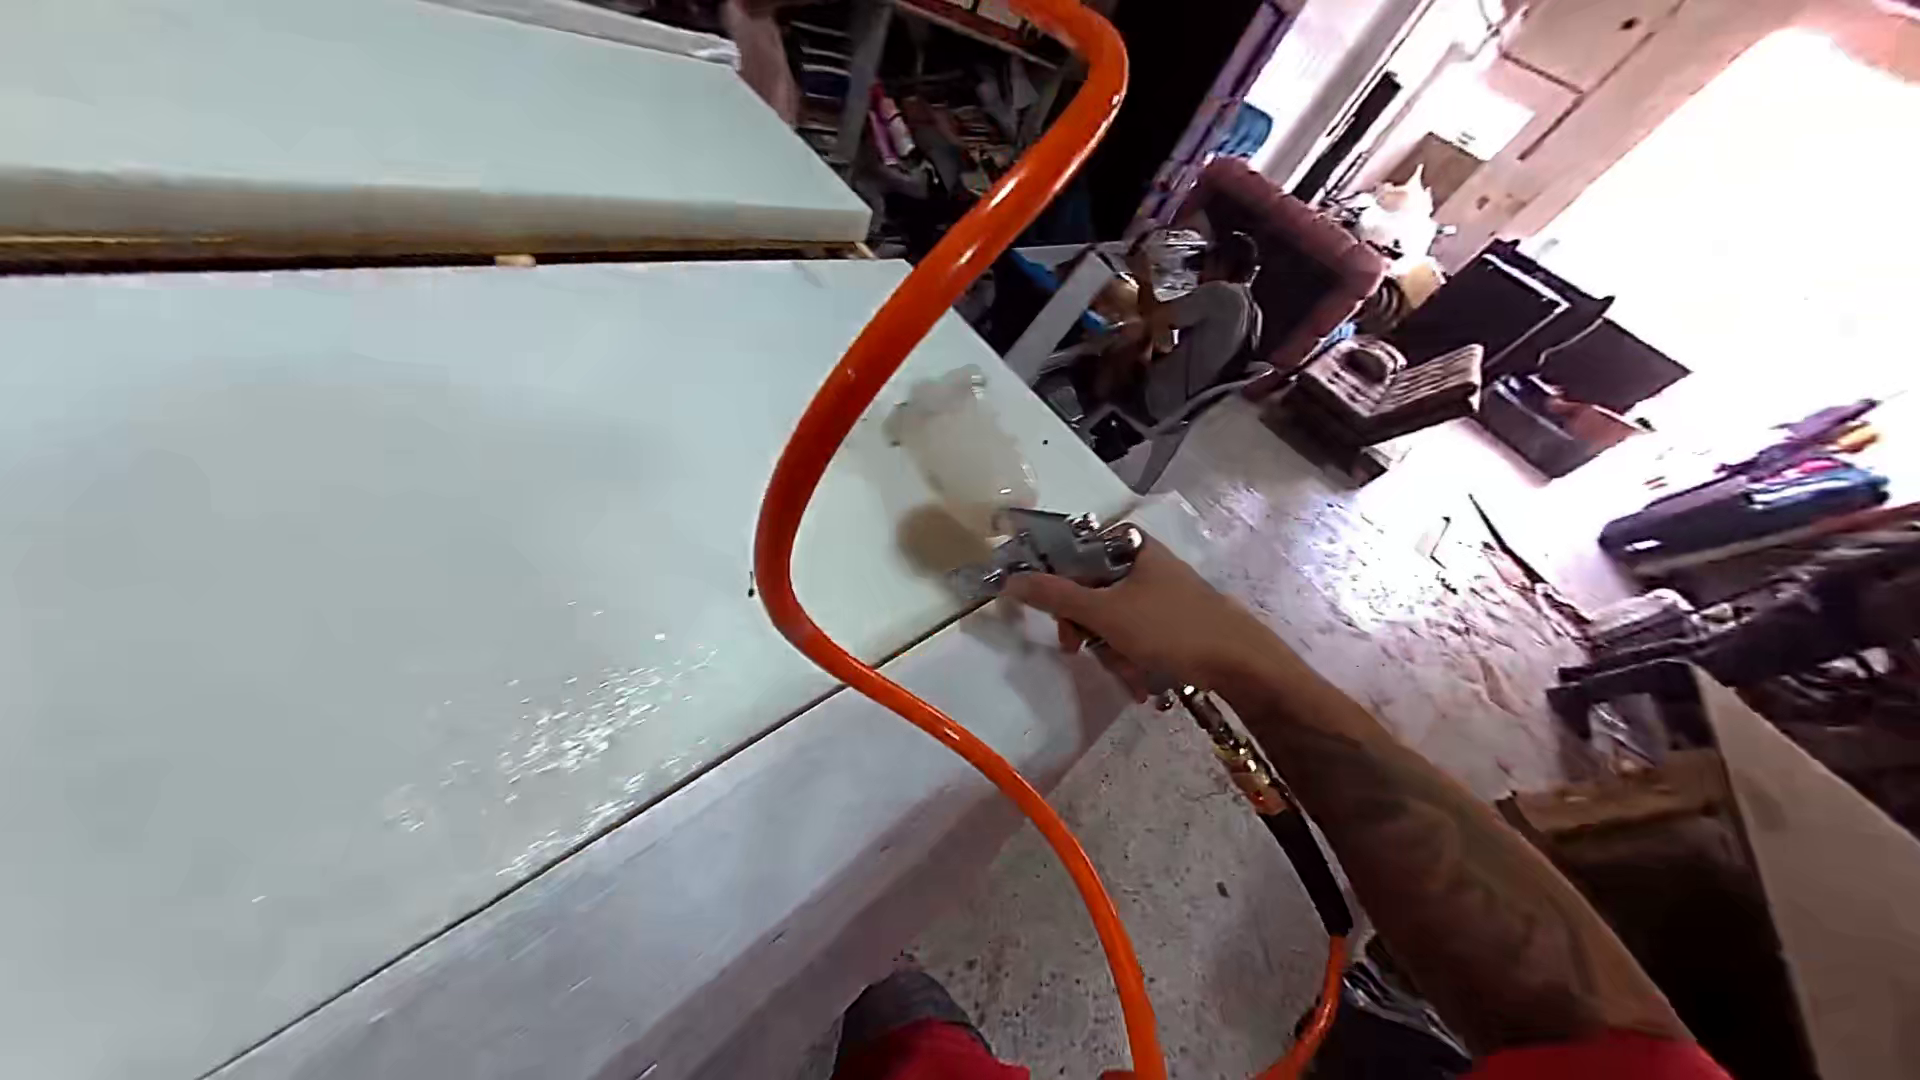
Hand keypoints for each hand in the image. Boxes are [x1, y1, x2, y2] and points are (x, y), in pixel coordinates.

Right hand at [1004, 535, 1273, 698]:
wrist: (1243, 666)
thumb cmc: (1171, 628)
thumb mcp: (1105, 612)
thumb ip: (1054, 595)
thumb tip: (1010, 579)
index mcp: (1131, 546)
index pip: (1073, 554)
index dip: (1056, 584)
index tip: (1053, 616)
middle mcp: (1144, 562)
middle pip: (1090, 591)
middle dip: (1087, 629)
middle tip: (1079, 650)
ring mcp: (1160, 592)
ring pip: (1111, 618)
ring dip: (1110, 651)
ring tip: (1128, 674)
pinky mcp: (1172, 619)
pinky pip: (1134, 634)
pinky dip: (1131, 657)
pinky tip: (1141, 680)